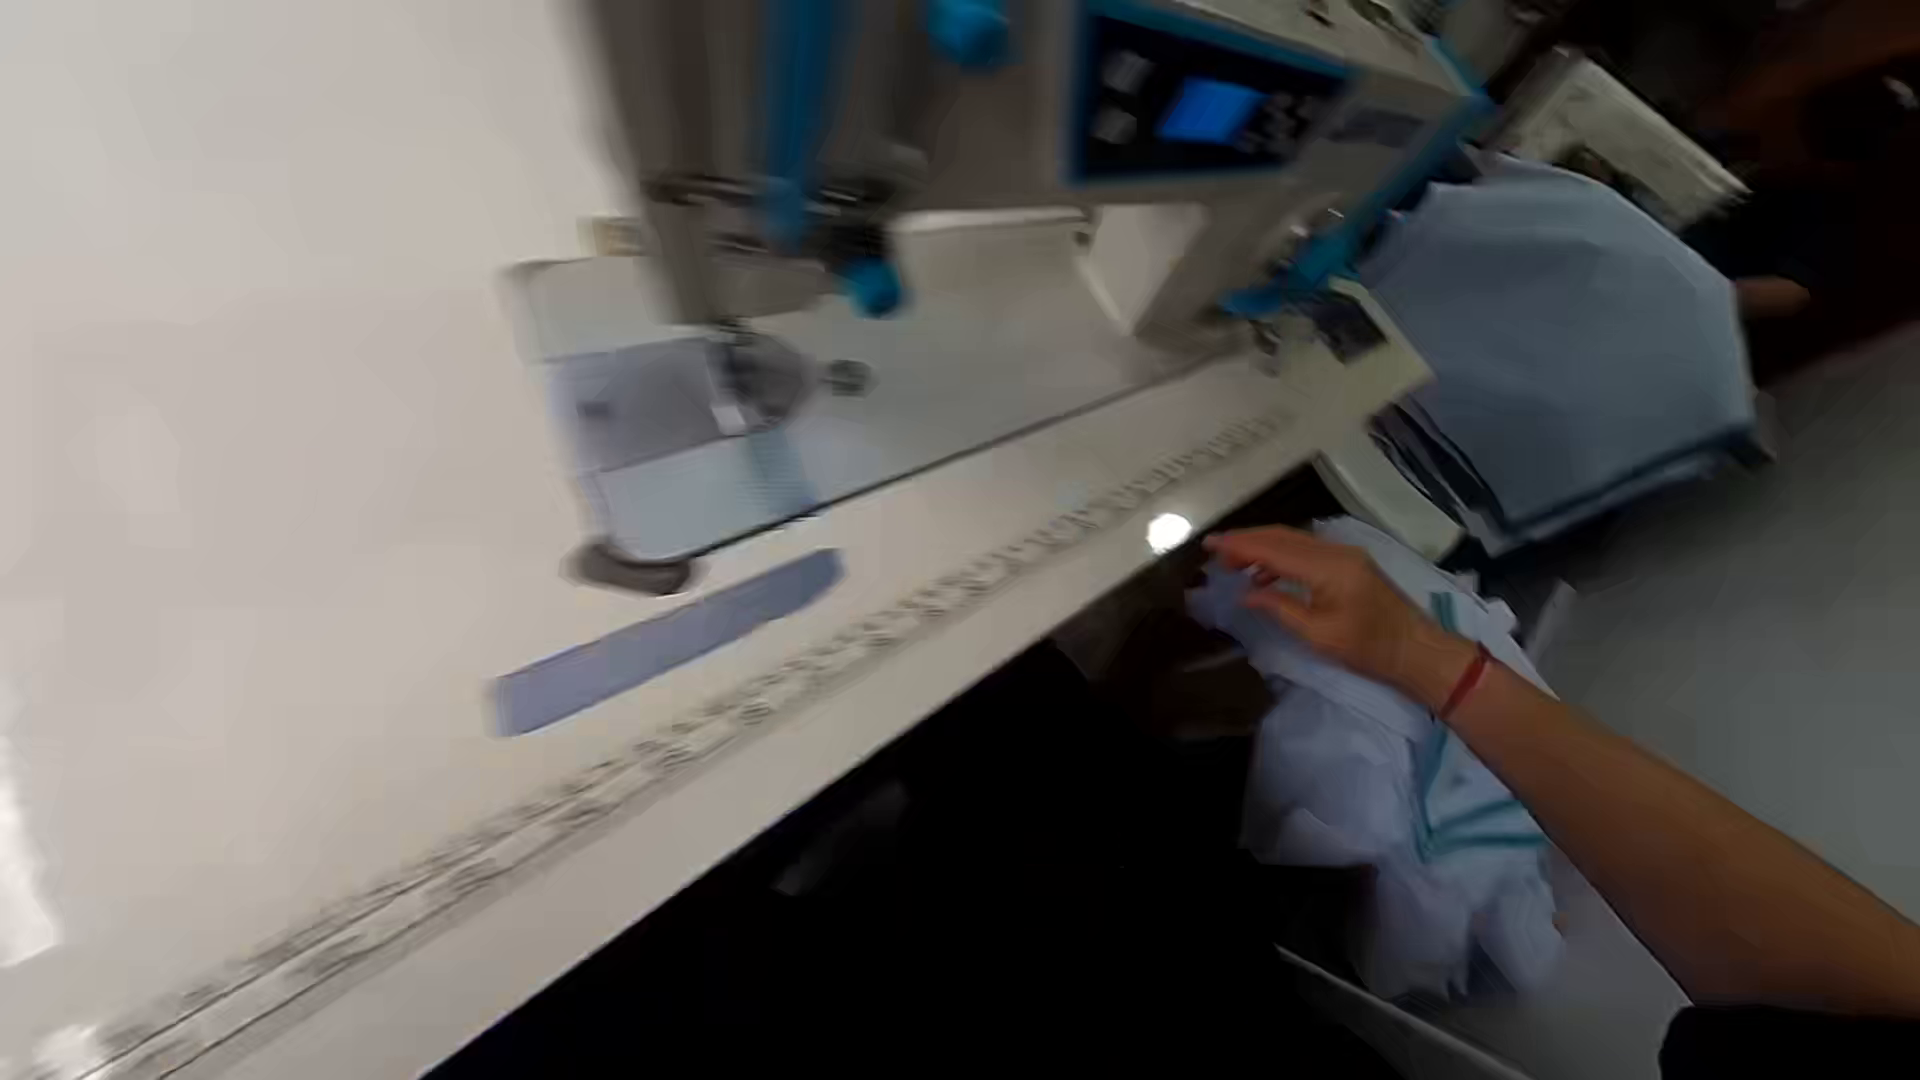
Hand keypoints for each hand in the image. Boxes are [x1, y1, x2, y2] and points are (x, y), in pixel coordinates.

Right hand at [1202, 526, 1475, 708]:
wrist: (1419, 652)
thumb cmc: (1368, 648)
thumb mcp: (1317, 633)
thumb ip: (1278, 607)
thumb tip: (1245, 593)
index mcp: (1327, 568)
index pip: (1273, 549)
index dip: (1239, 545)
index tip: (1209, 543)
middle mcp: (1335, 552)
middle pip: (1281, 537)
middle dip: (1245, 541)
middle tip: (1216, 552)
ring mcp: (1344, 555)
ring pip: (1292, 540)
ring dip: (1261, 547)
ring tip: (1234, 564)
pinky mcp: (1348, 563)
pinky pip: (1305, 549)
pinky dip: (1279, 555)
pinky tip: (1264, 574)